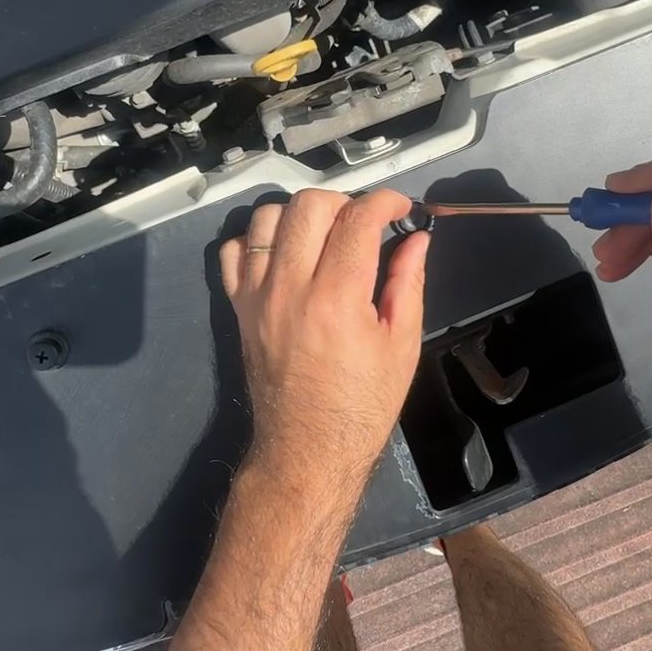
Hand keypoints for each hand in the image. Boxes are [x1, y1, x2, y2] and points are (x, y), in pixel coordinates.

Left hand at [219, 189, 430, 489]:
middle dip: (345, 201)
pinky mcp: (238, 306)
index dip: (386, 201)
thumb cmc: (361, 403)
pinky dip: (258, 240)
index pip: (358, 219)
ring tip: (324, 235)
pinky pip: (234, 251)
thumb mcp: (402, 346)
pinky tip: (284, 255)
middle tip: (364, 224)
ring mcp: (258, 294)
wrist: (306, 450)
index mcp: (338, 298)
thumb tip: (417, 238)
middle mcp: (291, 287)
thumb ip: (408, 282)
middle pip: (310, 205)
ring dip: (301, 214)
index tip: (400, 208)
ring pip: (268, 217)